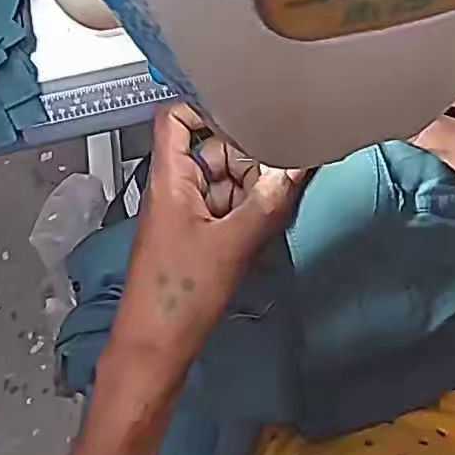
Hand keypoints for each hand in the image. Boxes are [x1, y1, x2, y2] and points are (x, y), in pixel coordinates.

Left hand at [107, 104, 306, 387]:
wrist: (155, 348)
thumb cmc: (180, 295)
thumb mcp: (232, 244)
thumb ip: (268, 202)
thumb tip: (299, 164)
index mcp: (170, 178)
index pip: (176, 117)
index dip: (207, 107)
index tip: (249, 115)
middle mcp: (176, 188)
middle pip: (215, 150)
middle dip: (250, 160)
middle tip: (281, 177)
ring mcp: (187, 212)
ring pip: (226, 181)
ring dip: (253, 190)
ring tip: (276, 208)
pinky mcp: (198, 235)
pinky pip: (227, 208)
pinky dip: (248, 213)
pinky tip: (266, 230)